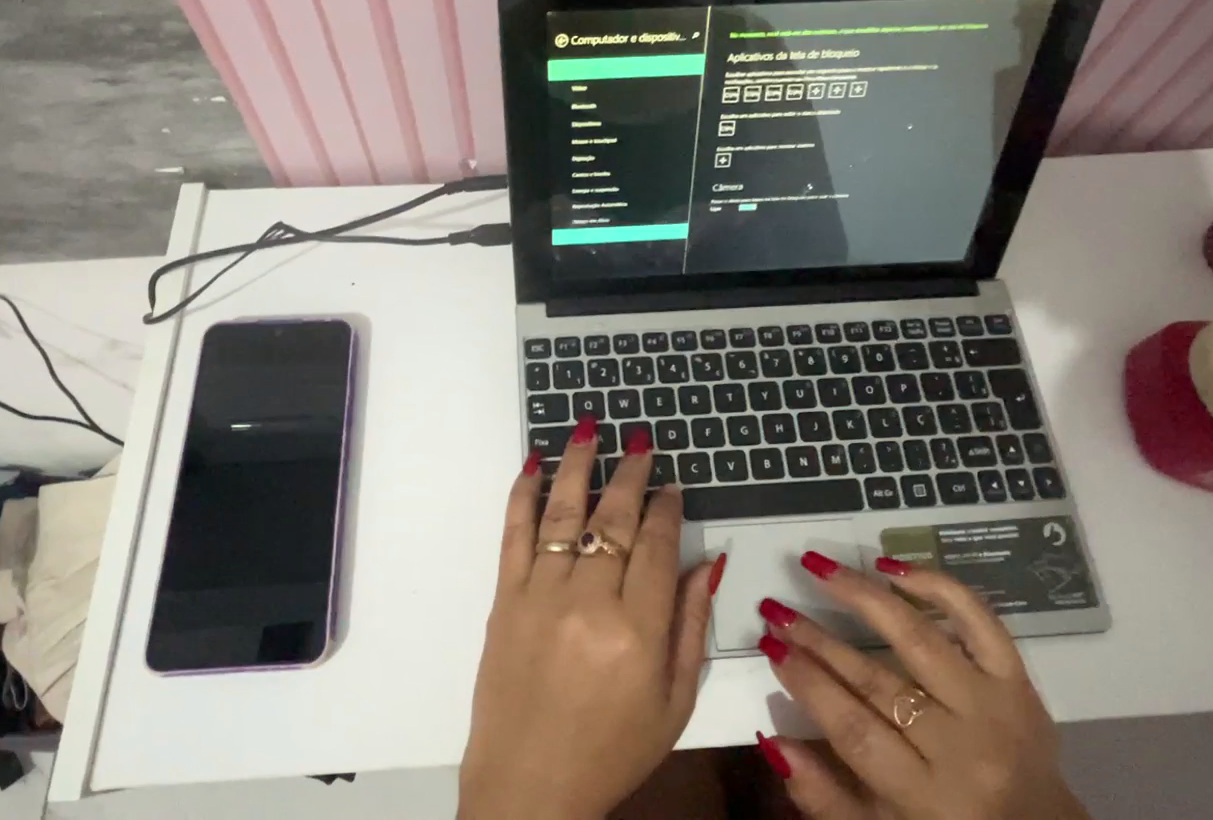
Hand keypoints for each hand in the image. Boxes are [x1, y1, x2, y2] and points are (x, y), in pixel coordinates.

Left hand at [458, 418, 724, 819]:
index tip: (672, 483)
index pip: (657, 546)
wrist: (530, 785)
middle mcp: (589, 602)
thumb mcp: (675, 701)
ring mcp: (540, 595)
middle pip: (613, 519)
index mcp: (638, 631)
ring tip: (589, 428)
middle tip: (640, 441)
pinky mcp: (505, 598)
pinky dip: (522, 495)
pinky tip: (533, 465)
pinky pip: (514, 534)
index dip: (667, 508)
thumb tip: (707, 561)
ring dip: (577, 465)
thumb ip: (691, 626)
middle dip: (630, 473)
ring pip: (563, 513)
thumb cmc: (612, 749)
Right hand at [754, 554, 1087, 819]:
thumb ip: (824, 797)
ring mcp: (996, 706)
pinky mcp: (1018, 679)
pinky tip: (891, 566)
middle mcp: (965, 745)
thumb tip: (772, 739)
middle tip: (776, 609)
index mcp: (928, 795)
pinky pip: (979, 622)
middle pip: (879, 681)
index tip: (770, 645)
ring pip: (920, 638)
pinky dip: (937, 587)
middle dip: (818, 640)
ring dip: (862, 596)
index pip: (855, 728)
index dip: (808, 683)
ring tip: (817, 567)